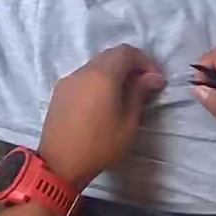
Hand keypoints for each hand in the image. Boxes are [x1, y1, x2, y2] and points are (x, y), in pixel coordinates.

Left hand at [37, 45, 164, 189]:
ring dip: (112, 72)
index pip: (126, 52)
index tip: (155, 79)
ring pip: (95, 65)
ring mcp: (69, 80)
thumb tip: (153, 77)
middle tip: (143, 83)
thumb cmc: (100, 145)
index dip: (145, 61)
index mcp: (103, 75)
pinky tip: (102, 100)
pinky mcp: (59, 91)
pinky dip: (97, 80)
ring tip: (124, 92)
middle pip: (110, 55)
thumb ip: (139, 93)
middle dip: (129, 64)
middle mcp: (84, 71)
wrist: (60, 163)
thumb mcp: (128, 122)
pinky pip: (83, 76)